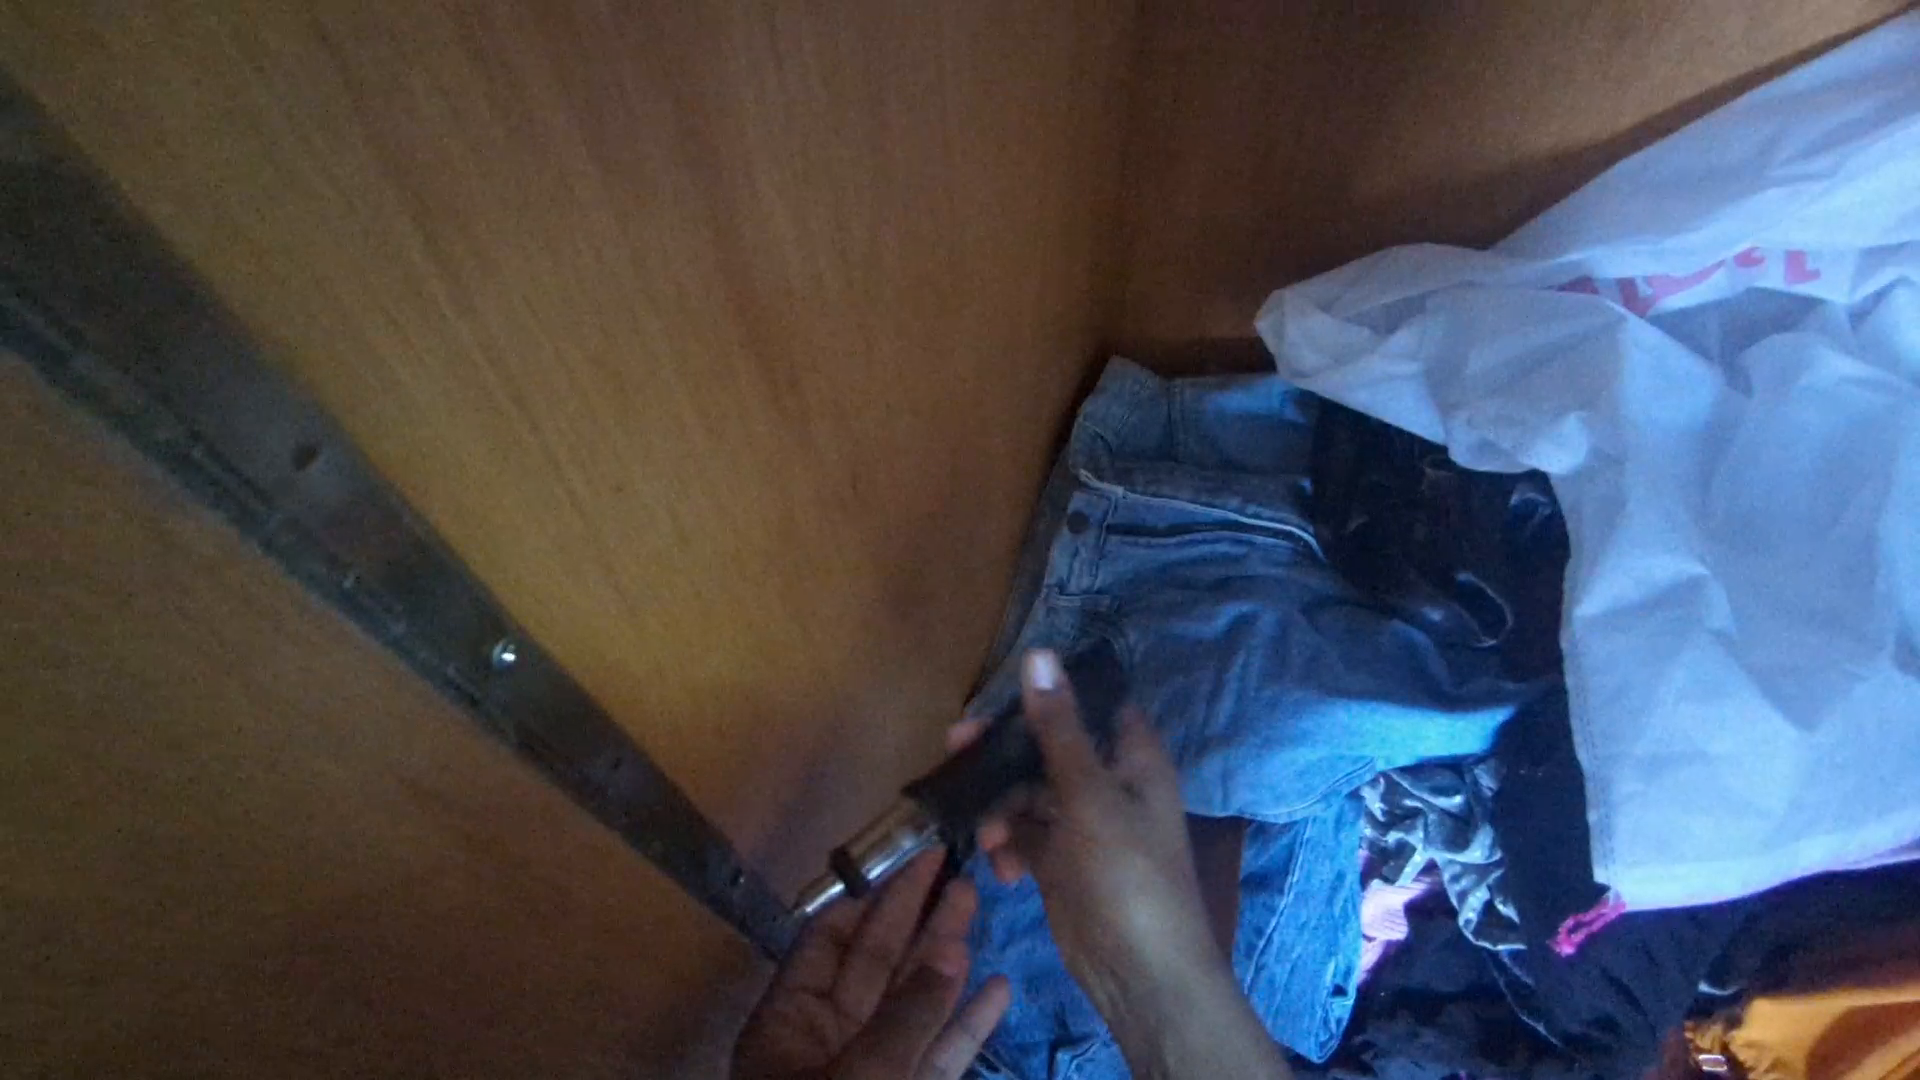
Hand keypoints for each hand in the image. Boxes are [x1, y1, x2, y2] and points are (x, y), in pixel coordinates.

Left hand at [732, 851, 1010, 1079]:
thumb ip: (905, 1018)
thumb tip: (950, 949)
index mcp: (789, 1025)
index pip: (826, 941)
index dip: (869, 899)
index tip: (911, 865)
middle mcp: (827, 1043)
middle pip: (876, 961)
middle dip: (915, 915)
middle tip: (956, 867)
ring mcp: (870, 1076)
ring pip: (913, 1003)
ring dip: (947, 958)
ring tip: (979, 906)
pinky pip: (938, 1057)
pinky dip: (967, 1026)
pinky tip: (998, 990)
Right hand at [949, 649, 1223, 1009]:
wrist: (1140, 978)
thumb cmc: (1127, 875)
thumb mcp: (1089, 795)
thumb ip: (1058, 727)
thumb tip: (1038, 654)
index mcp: (1130, 756)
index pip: (1086, 704)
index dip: (1046, 693)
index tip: (998, 695)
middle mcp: (1107, 781)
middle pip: (1045, 746)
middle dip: (1003, 754)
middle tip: (956, 747)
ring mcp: (1081, 821)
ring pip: (1027, 791)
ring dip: (1000, 807)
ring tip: (985, 833)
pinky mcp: (1060, 858)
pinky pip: (1024, 834)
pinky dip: (1009, 844)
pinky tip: (1004, 869)